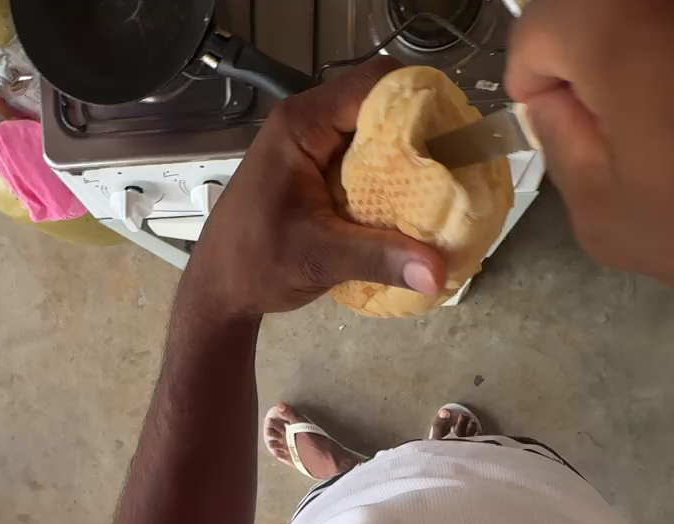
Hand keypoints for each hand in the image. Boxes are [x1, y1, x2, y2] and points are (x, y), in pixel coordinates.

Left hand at [182, 57, 446, 317]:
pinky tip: (408, 208)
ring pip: (373, 137)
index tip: (455, 136)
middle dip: (421, 135)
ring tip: (440, 189)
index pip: (375, 83)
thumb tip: (438, 272)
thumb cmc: (253, 265)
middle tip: (456, 169)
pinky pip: (361, 164)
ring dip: (406, 161)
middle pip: (380, 107)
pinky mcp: (314, 174)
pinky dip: (387, 182)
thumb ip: (379, 258)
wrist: (217, 291)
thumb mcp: (318, 259)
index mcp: (302, 125)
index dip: (422, 101)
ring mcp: (310, 149)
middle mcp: (308, 125)